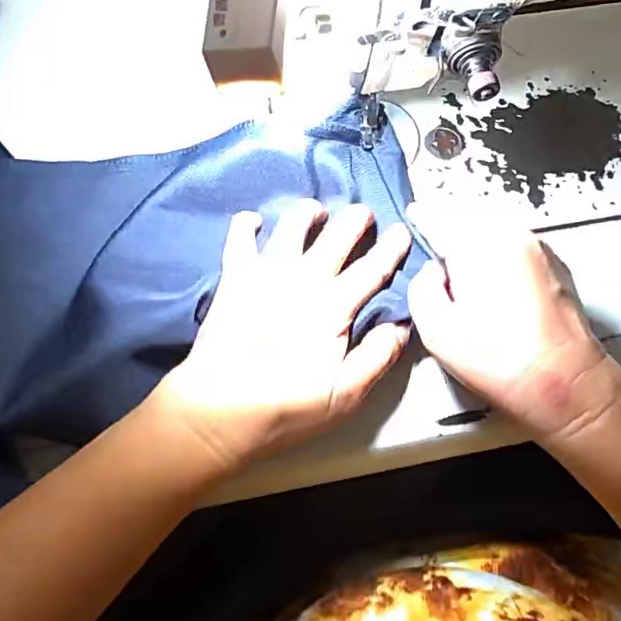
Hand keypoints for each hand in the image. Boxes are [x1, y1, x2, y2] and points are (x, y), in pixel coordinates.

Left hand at [145, 200, 413, 471]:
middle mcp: (304, 278)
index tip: (402, 232)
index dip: (391, 248)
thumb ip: (377, 356)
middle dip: (356, 219)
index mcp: (335, 306)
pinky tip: (255, 221)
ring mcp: (267, 273)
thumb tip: (402, 326)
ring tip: (316, 212)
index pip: (373, 268)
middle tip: (363, 214)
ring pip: (292, 225)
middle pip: (337, 235)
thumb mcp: (345, 395)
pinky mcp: (235, 277)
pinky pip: (240, 238)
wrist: (218, 408)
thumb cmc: (285, 406)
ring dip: (308, 213)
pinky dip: (248, 224)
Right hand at [404, 201, 620, 442]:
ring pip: (493, 229)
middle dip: (449, 234)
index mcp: (479, 243)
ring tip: (467, 280)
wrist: (567, 382)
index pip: (436, 215)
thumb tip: (431, 272)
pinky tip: (496, 289)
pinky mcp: (555, 262)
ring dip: (476, 245)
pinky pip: (515, 246)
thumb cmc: (502, 361)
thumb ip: (421, 288)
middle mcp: (511, 233)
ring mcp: (538, 245)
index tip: (412, 224)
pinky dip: (500, 256)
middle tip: (439, 265)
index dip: (420, 221)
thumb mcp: (437, 331)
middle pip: (466, 218)